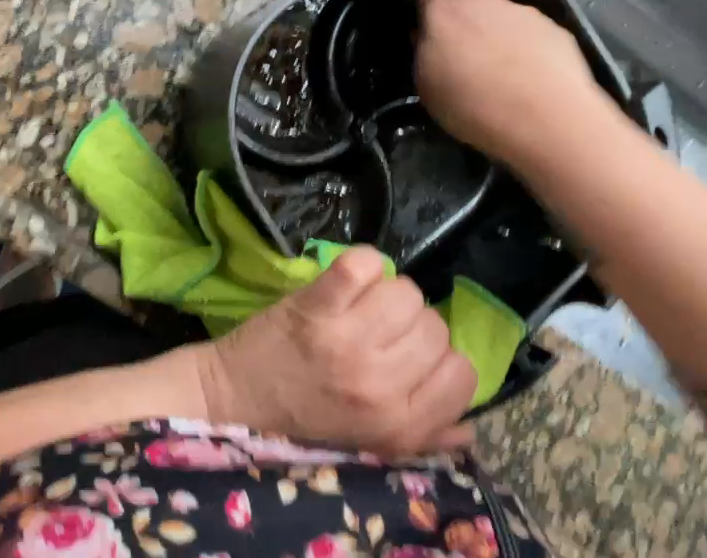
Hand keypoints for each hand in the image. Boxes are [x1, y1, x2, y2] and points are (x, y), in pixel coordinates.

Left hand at [190, 247, 476, 456]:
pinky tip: (349, 279)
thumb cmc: (303, 421)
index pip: (463, 373)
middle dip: (414, 325)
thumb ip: (423, 437)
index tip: (416, 358)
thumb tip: (471, 428)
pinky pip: (364, 263)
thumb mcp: (369, 444)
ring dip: (389, 293)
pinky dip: (363, 263)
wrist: (235, 399)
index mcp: (398, 423)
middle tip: (382, 332)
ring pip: (407, 292)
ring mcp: (346, 338)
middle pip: (436, 327)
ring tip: (364, 306)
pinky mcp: (316, 303)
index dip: (443, 360)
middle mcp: (378, 382)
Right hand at [413, 0, 618, 163]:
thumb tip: (429, 41)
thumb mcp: (426, 87)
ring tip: (504, 79)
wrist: (547, 120)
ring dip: (498, 40)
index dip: (427, 19)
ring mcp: (524, 13)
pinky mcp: (556, 30)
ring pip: (502, 20)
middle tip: (465, 65)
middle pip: (468, 7)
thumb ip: (423, 54)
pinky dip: (529, 52)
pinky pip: (533, 36)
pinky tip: (532, 83)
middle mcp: (484, 1)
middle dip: (464, 29)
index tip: (429, 43)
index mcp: (445, 12)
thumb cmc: (473, 105)